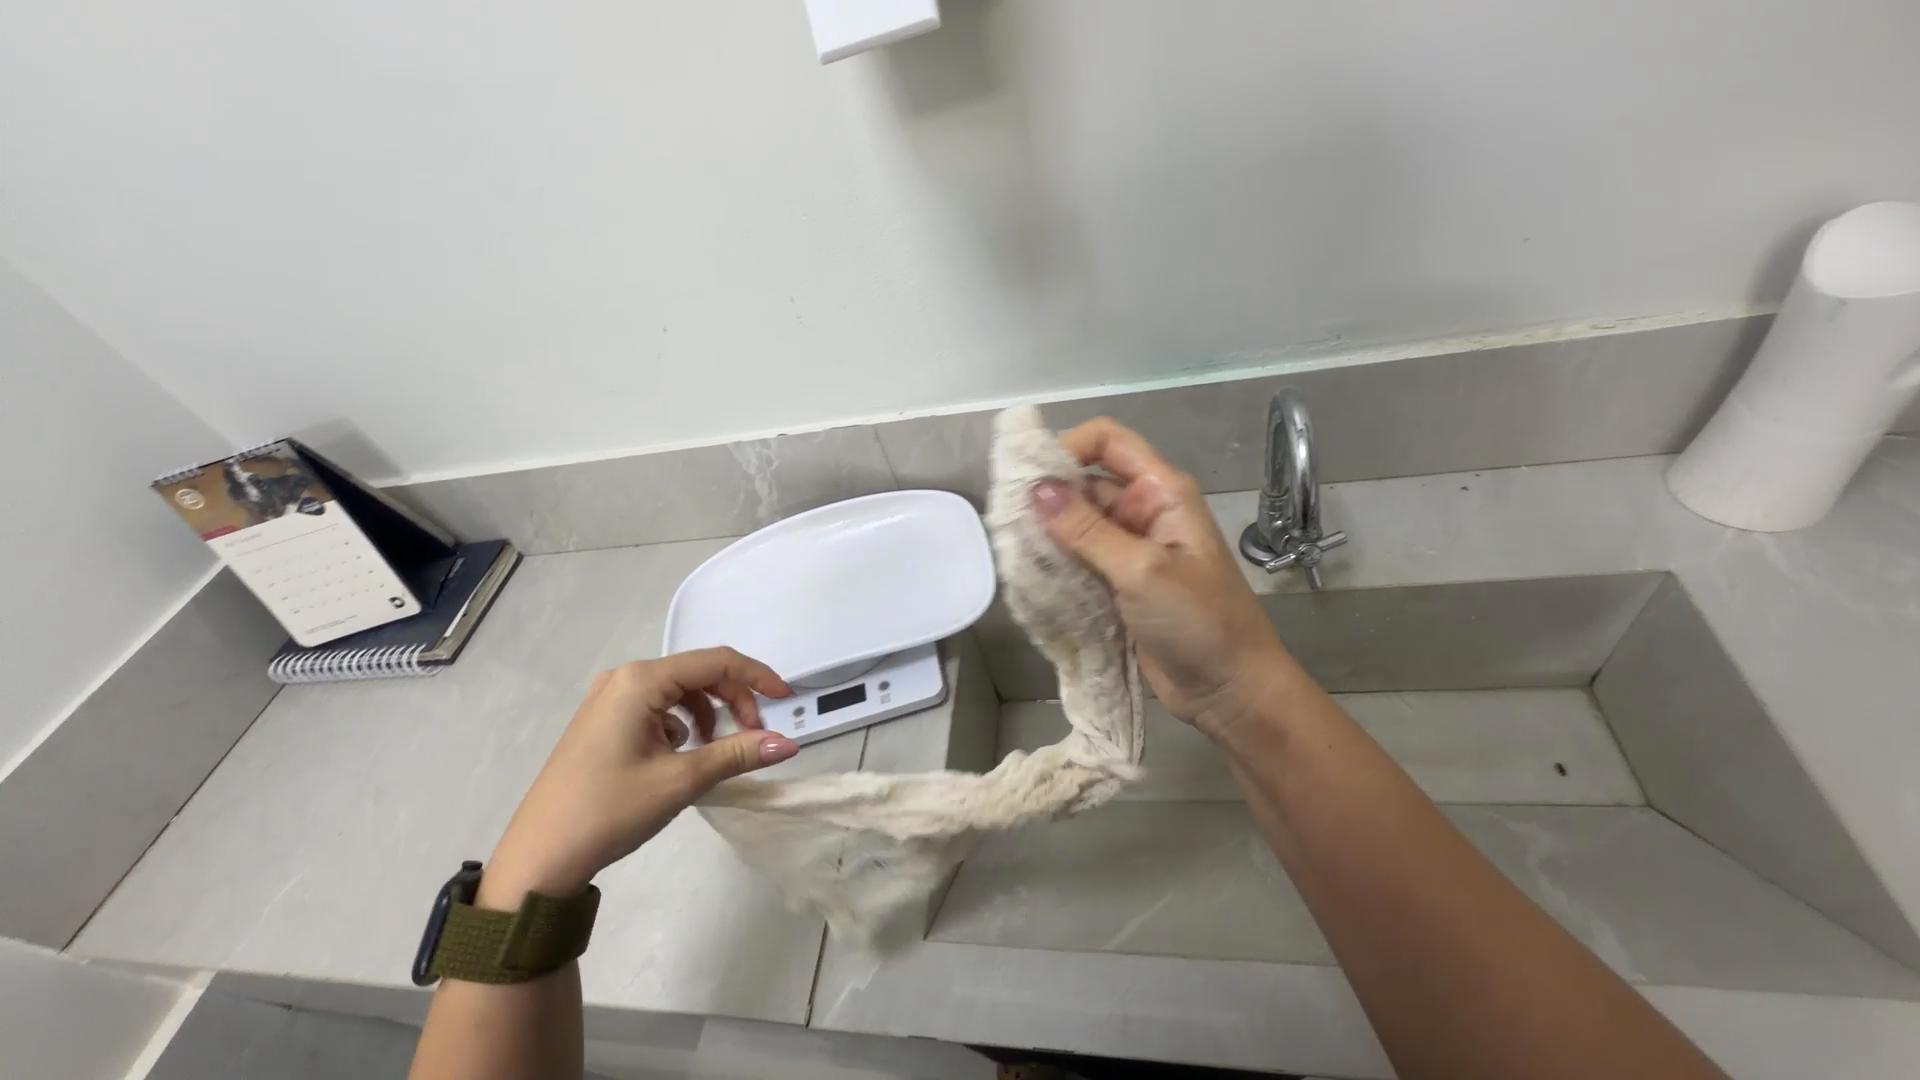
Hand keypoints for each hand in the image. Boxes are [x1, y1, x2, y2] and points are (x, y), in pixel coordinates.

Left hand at [477, 648, 798, 908]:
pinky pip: (656, 707)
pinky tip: (682, 756)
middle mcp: (623, 678)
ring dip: (708, 713)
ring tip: (718, 751)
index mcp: (641, 680)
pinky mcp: (601, 721)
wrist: (538, 857)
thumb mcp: (681, 780)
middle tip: (753, 736)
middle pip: (698, 673)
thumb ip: (738, 754)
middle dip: (733, 699)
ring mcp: (608, 699)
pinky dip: (682, 724)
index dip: (757, 677)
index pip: (716, 662)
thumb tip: (788, 744)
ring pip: (678, 691)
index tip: (787, 701)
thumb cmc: (609, 810)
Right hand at [1031, 418, 1292, 738]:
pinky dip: (1055, 565)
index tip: (1028, 477)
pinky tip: (1028, 577)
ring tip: (1012, 551)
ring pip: (1076, 525)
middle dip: (1047, 497)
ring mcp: (1129, 550)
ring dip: (1046, 535)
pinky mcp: (1117, 585)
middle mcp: (1143, 512)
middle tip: (1006, 522)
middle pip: (1084, 484)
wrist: (1230, 691)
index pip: (1108, 442)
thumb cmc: (1199, 623)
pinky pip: (1078, 562)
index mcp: (1161, 492)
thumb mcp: (1142, 571)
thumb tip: (1036, 489)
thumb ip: (1087, 530)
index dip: (1067, 447)